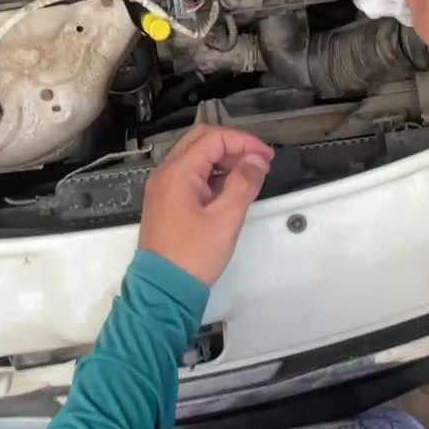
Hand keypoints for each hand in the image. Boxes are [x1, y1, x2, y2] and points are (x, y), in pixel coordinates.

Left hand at [138, 126, 273, 284]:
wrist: (162, 289)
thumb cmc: (191, 257)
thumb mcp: (225, 219)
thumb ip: (243, 184)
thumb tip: (256, 160)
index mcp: (177, 172)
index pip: (214, 138)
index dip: (244, 142)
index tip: (266, 156)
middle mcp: (166, 173)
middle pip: (202, 141)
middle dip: (234, 146)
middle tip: (259, 161)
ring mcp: (164, 187)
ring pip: (196, 158)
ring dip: (224, 160)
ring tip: (250, 175)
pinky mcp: (168, 201)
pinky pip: (191, 176)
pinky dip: (213, 175)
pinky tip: (231, 190)